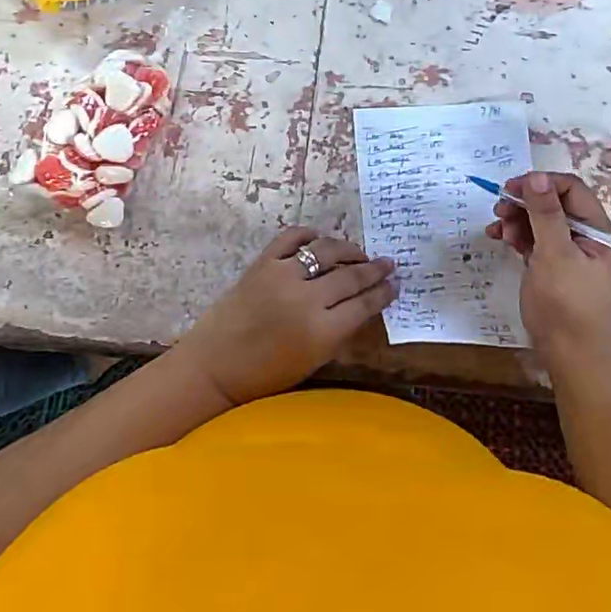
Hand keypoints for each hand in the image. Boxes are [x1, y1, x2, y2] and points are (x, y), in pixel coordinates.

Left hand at [168, 228, 396, 406]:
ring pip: (326, 250)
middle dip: (374, 269)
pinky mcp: (262, 263)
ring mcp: (282, 276)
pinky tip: (319, 240)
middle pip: (350, 275)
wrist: (214, 366)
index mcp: (321, 332)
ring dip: (347, 249)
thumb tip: (363, 304)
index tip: (396, 283)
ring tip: (359, 252)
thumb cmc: (265, 376)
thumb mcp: (312, 360)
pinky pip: (291, 238)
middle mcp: (306, 299)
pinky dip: (309, 235)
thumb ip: (339, 332)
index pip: (363, 304)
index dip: (383, 292)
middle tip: (388, 263)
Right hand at [487, 172, 610, 366]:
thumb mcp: (555, 254)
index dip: (541, 184)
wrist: (571, 356)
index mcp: (596, 230)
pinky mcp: (551, 267)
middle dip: (524, 202)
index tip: (512, 189)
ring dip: (516, 219)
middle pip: (552, 203)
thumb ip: (546, 214)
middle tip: (499, 209)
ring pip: (539, 221)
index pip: (570, 189)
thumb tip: (536, 176)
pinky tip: (499, 239)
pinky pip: (533, 240)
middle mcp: (584, 236)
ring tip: (497, 229)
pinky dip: (516, 236)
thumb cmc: (567, 303)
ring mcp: (567, 252)